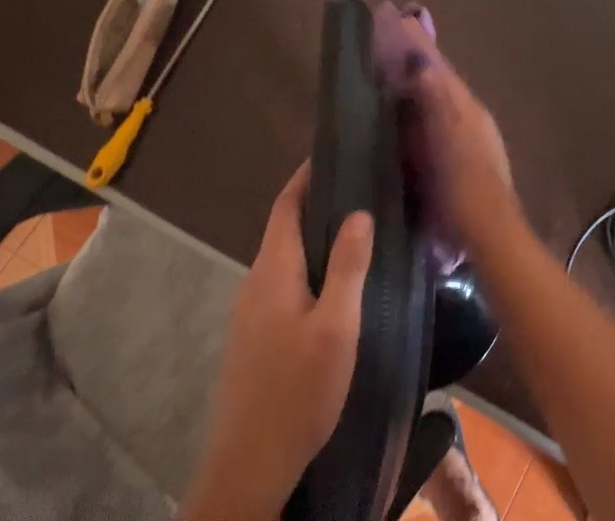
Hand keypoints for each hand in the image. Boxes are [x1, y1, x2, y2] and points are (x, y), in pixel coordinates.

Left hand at [183, 163, 373, 519]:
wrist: (251, 463)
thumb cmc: (298, 389)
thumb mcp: (336, 327)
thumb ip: (347, 267)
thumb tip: (357, 213)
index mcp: (272, 272)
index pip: (285, 207)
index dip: (305, 177)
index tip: (335, 152)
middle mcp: (256, 284)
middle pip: (285, 230)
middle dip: (318, 204)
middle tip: (363, 188)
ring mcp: (253, 314)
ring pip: (287, 260)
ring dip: (317, 238)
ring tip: (360, 228)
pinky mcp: (258, 338)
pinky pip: (287, 285)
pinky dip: (313, 268)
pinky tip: (341, 282)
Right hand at [372, 1, 521, 257]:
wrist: (489, 235)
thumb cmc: (467, 188)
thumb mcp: (450, 139)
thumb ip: (438, 97)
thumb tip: (422, 57)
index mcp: (467, 108)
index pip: (439, 66)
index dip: (418, 42)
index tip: (397, 14)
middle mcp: (469, 118)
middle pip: (438, 81)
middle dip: (415, 59)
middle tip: (387, 37)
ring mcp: (466, 141)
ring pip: (437, 102)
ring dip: (416, 84)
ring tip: (387, 70)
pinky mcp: (458, 163)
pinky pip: (434, 126)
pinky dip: (418, 113)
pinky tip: (400, 121)